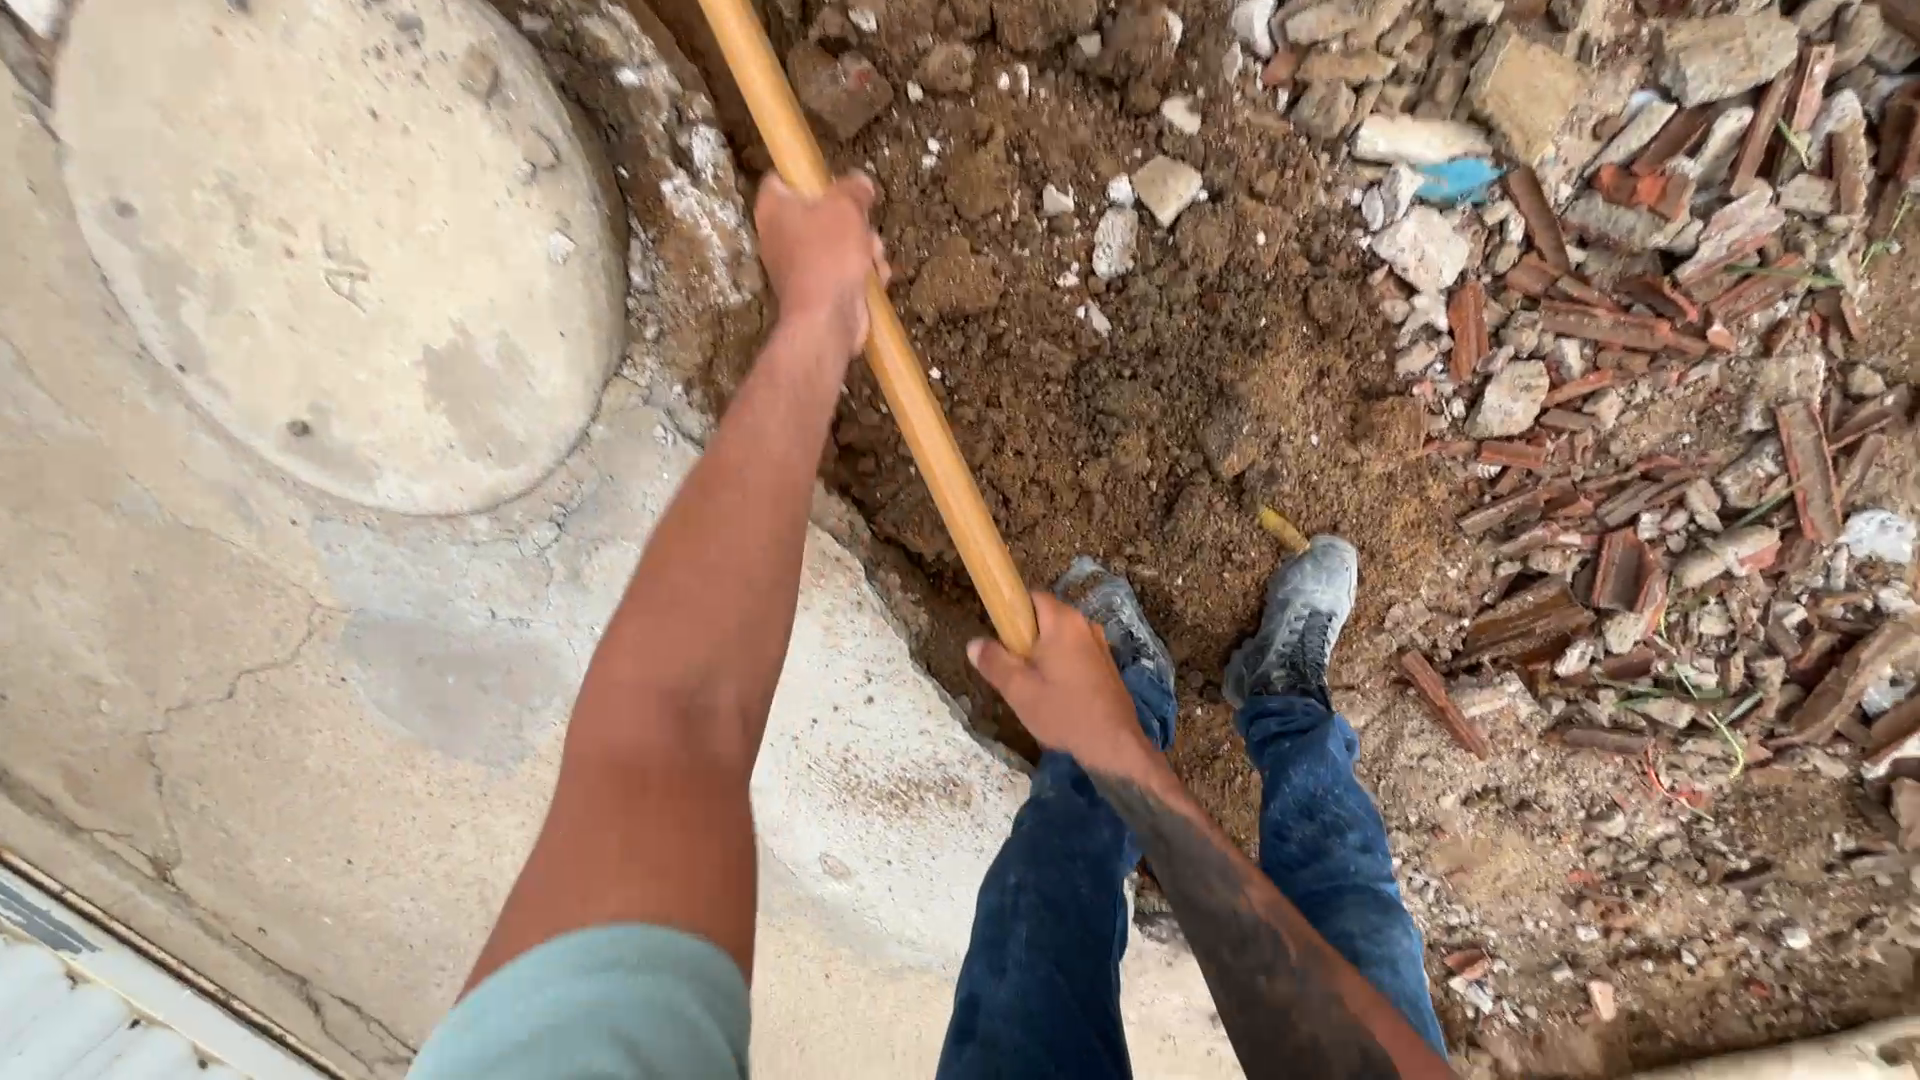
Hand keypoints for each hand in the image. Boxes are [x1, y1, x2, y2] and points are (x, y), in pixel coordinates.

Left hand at [754, 172, 889, 361]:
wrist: (828, 320)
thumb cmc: (829, 255)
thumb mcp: (846, 207)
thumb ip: (853, 188)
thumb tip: (860, 183)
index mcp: (773, 209)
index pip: (781, 178)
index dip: (808, 175)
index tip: (833, 180)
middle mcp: (780, 237)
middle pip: (820, 212)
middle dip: (851, 219)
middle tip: (863, 223)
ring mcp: (800, 267)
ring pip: (839, 243)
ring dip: (864, 248)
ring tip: (872, 257)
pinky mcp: (819, 290)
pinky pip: (844, 271)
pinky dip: (861, 274)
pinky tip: (874, 280)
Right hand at [967, 592, 1154, 773]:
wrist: (1114, 744)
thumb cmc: (1064, 712)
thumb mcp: (1019, 690)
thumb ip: (994, 662)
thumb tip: (974, 644)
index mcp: (1062, 621)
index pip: (1030, 596)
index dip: (1011, 613)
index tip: (1000, 638)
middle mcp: (1084, 624)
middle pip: (1045, 617)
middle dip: (1025, 638)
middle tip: (1014, 668)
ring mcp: (1099, 644)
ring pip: (1060, 637)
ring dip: (1044, 654)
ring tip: (1033, 685)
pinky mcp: (1107, 664)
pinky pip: (1075, 652)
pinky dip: (1061, 664)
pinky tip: (1057, 694)